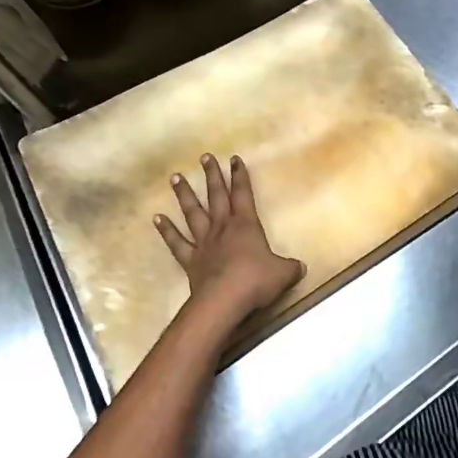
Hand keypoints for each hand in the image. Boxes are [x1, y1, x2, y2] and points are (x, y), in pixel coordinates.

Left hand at [155, 154, 304, 322]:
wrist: (224, 300)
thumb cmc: (256, 281)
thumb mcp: (283, 273)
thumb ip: (290, 268)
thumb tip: (299, 267)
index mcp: (245, 225)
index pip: (243, 195)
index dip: (240, 176)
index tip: (234, 159)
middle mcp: (222, 228)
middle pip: (216, 196)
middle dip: (212, 175)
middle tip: (204, 157)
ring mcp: (203, 242)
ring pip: (192, 213)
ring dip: (184, 195)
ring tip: (175, 177)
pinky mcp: (190, 260)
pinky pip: (176, 242)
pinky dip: (166, 230)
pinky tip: (157, 218)